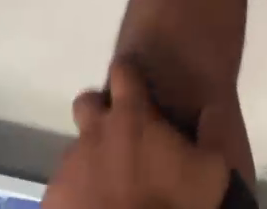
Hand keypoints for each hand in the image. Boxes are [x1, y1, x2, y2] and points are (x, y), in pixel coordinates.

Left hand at [43, 60, 231, 208]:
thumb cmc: (171, 205)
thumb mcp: (212, 169)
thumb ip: (214, 132)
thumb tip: (212, 107)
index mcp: (131, 116)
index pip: (124, 71)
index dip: (130, 75)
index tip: (138, 88)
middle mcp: (95, 133)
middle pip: (86, 102)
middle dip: (98, 112)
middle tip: (118, 137)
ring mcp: (69, 168)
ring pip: (76, 152)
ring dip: (91, 162)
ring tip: (111, 190)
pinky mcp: (52, 201)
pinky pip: (63, 191)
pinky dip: (77, 198)